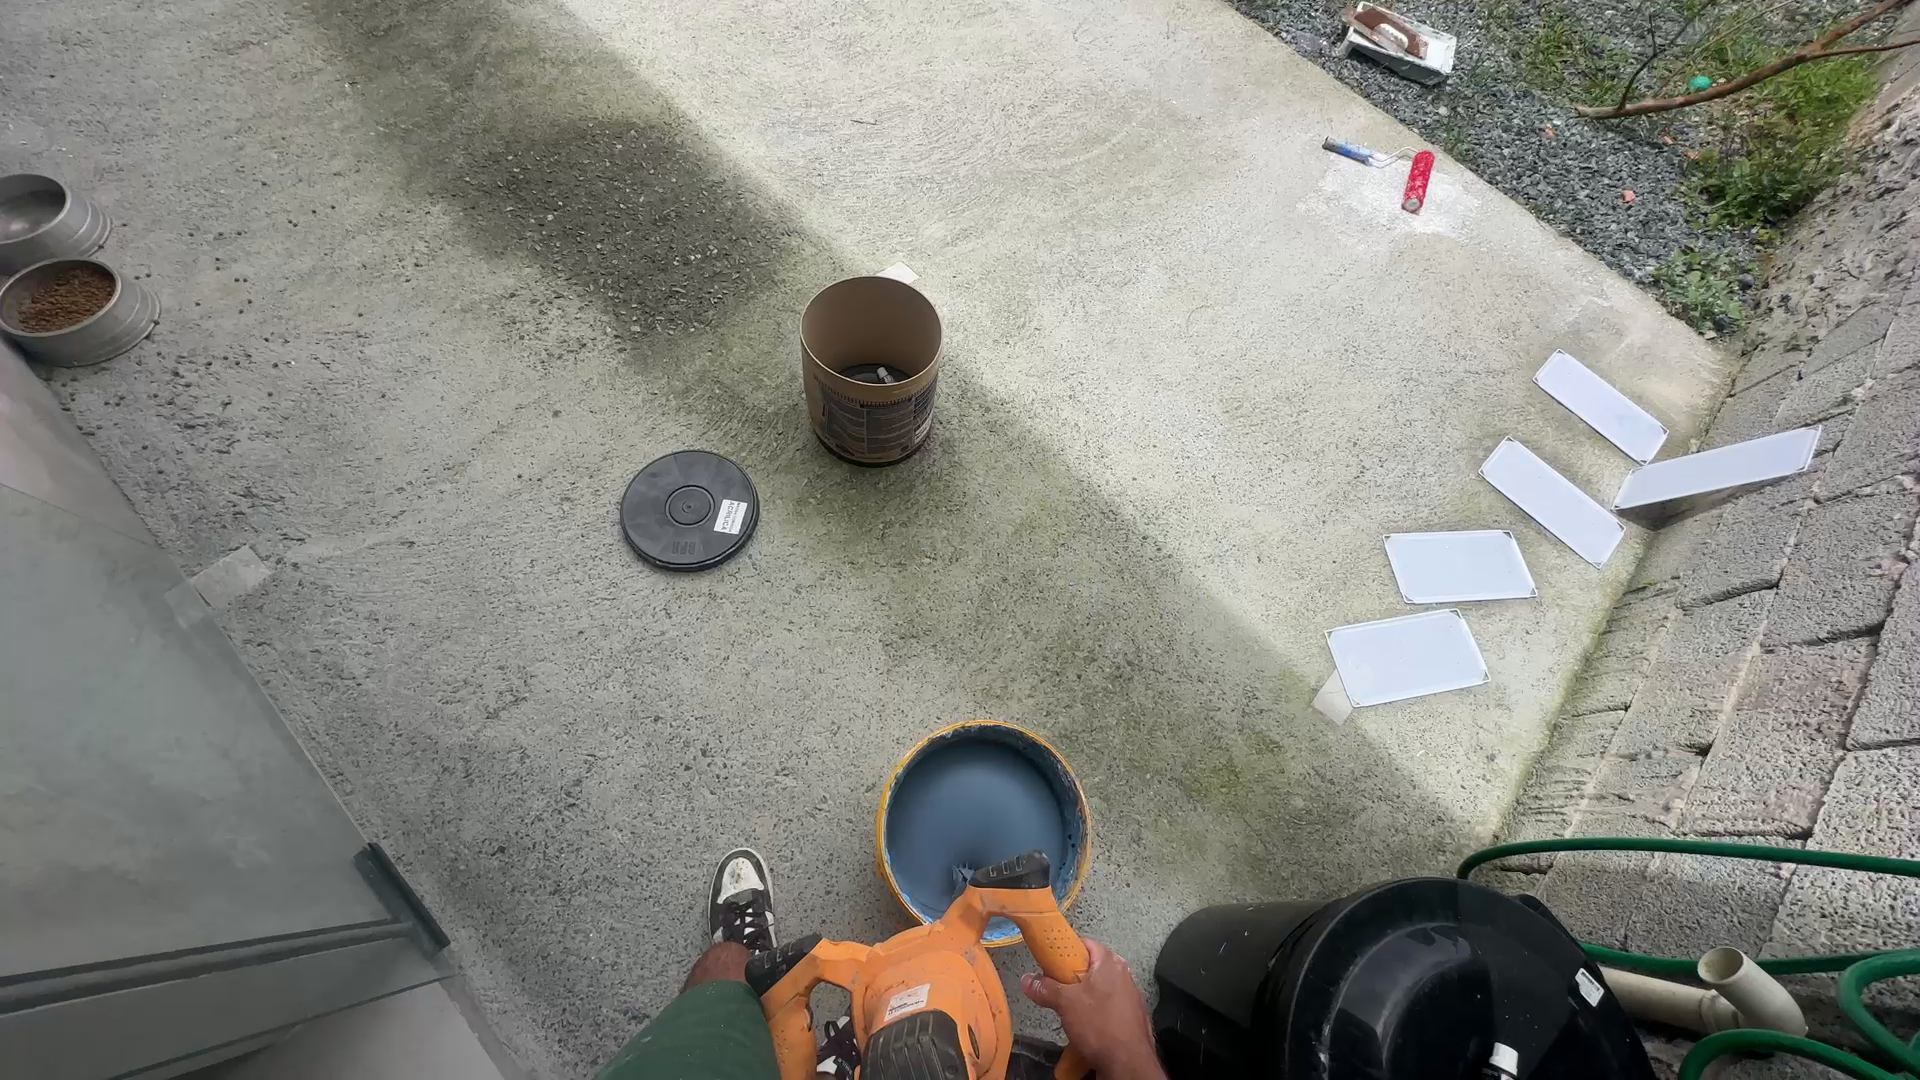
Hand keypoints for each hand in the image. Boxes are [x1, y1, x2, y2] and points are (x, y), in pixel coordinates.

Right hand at [1020, 940, 1166, 1079]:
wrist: (1129, 1066)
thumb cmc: (1100, 1026)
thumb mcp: (1065, 1003)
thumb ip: (1045, 988)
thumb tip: (1027, 980)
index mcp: (1110, 961)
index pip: (1083, 943)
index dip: (1065, 951)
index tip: (1051, 964)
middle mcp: (1124, 974)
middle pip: (1091, 967)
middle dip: (1073, 978)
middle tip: (1058, 989)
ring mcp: (1131, 997)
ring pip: (1100, 989)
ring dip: (1085, 997)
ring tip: (1071, 1011)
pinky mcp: (1134, 1018)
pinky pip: (1110, 1008)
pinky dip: (1098, 1013)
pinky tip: (1089, 1027)